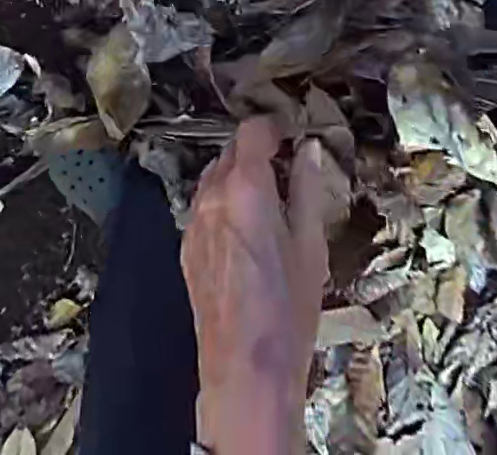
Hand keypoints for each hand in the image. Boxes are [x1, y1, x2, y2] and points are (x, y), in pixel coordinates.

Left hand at [182, 118, 344, 453]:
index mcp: (245, 186)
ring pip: (214, 174)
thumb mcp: (310, 244)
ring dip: (237, 172)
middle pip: (231, 149)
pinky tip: (244, 227)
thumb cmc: (288, 306)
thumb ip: (307, 188)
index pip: (252, 131)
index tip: (291, 135)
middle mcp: (212, 193)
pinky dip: (223, 199)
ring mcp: (193, 218)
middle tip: (286, 167)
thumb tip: (309, 148)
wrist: (243, 369)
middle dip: (257, 150)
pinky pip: (204, 203)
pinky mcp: (185, 242)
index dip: (273, 127)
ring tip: (267, 199)